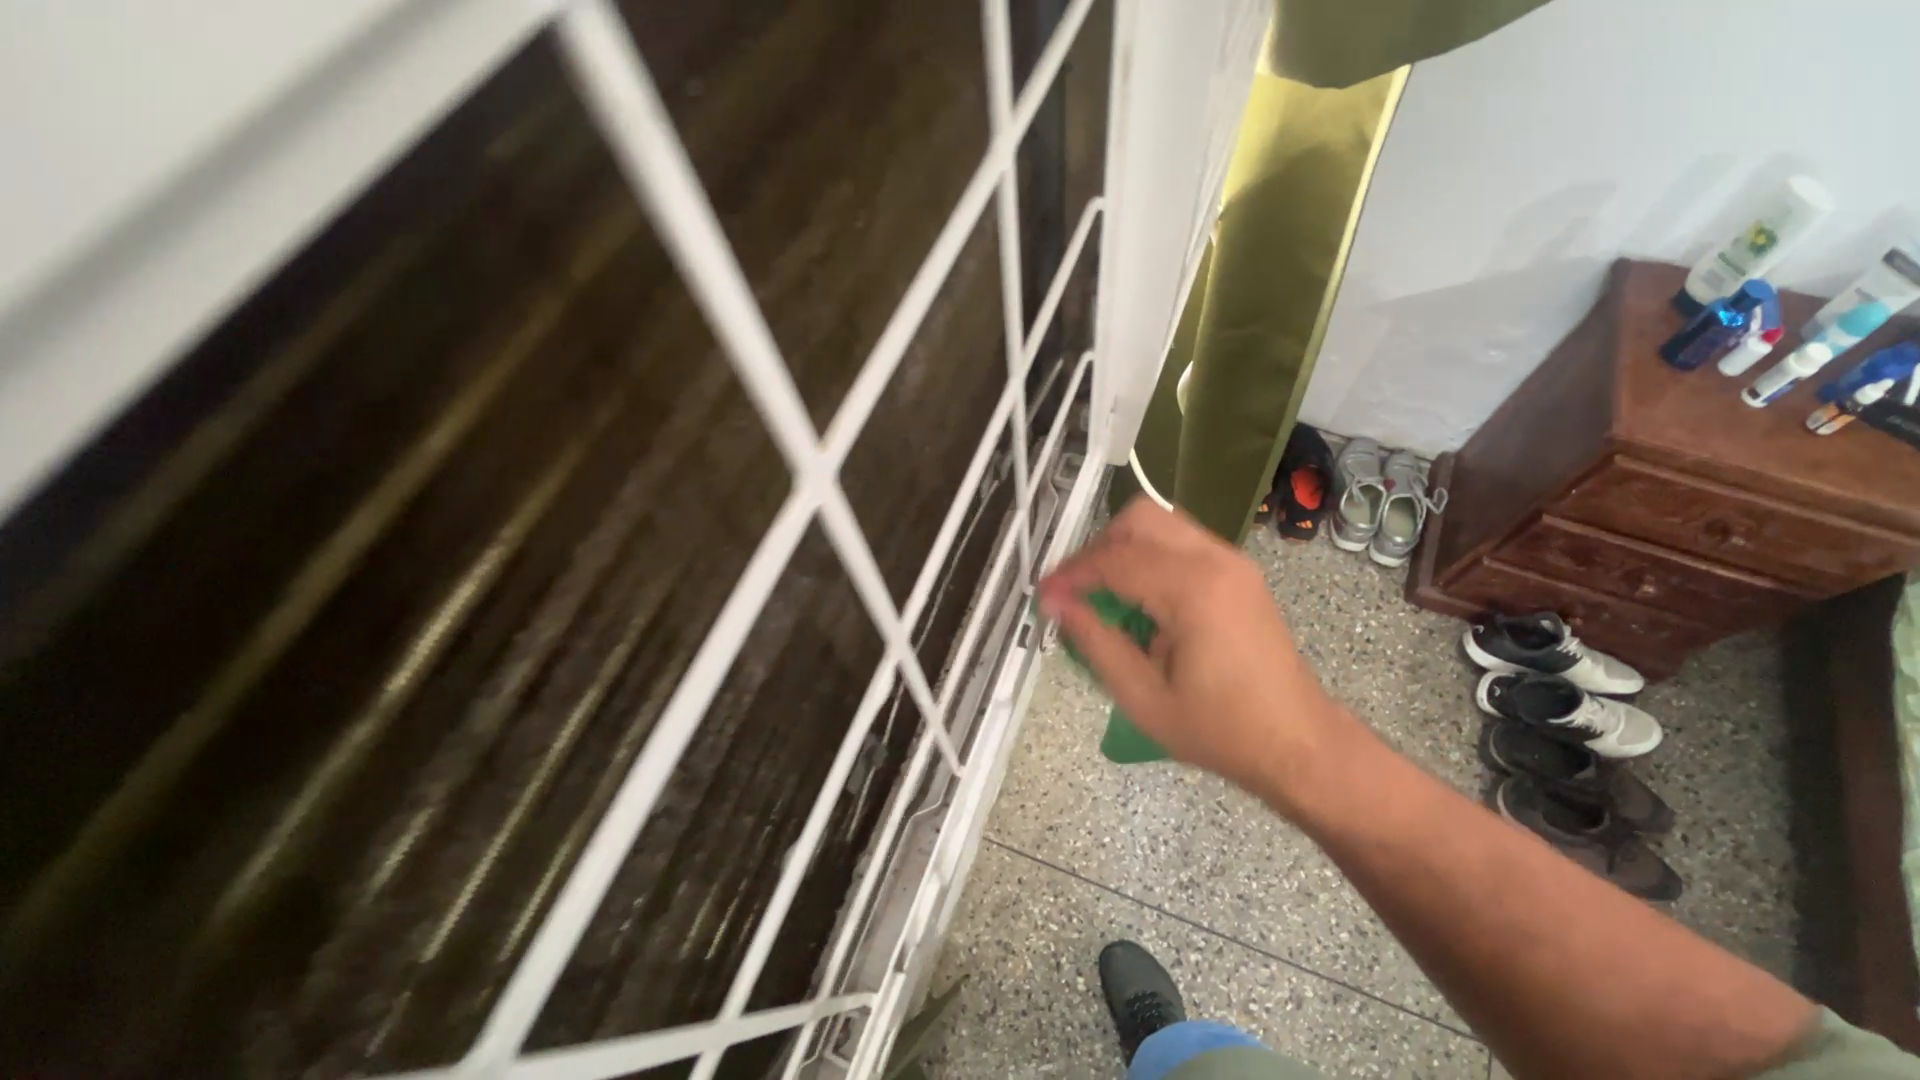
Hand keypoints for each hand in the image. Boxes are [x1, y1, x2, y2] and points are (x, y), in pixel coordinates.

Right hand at [1037, 497, 1357, 809]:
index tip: (1043, 598)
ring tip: (1102, 593)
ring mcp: (1233, 562)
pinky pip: (1183, 542)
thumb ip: (1095, 641)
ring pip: (1162, 523)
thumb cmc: (1219, 729)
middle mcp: (1216, 560)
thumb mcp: (1142, 696)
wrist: (1296, 742)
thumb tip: (1057, 604)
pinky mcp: (1240, 573)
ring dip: (1124, 547)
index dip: (1072, 576)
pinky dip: (1151, 556)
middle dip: (1098, 547)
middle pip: (1140, 518)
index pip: (1116, 560)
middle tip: (1076, 590)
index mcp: (1194, 589)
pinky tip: (1140, 599)